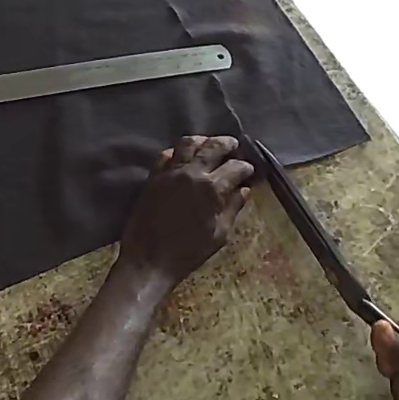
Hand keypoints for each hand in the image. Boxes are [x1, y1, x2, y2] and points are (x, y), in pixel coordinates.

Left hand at [116, 135, 254, 288]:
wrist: (149, 258)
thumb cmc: (188, 252)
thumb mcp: (219, 234)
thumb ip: (232, 208)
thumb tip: (244, 190)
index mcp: (212, 188)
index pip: (235, 168)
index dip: (245, 167)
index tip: (249, 169)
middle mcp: (191, 173)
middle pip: (212, 147)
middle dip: (227, 144)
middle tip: (234, 146)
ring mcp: (170, 172)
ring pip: (187, 144)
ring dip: (202, 141)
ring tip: (209, 144)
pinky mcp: (153, 176)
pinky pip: (166, 155)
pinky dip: (178, 151)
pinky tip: (184, 157)